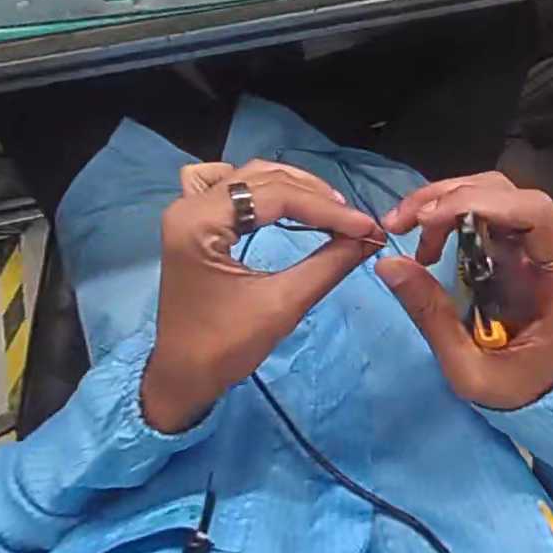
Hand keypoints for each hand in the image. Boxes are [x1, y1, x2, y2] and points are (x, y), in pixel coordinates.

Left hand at [145, 160, 386, 432]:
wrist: (182, 375)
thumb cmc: (224, 347)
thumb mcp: (281, 305)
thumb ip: (328, 264)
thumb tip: (369, 237)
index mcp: (198, 222)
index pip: (274, 196)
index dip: (325, 209)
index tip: (366, 226)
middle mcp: (188, 205)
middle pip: (261, 179)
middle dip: (311, 195)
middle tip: (352, 221)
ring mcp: (187, 210)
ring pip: (247, 177)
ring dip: (289, 187)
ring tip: (328, 209)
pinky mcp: (193, 221)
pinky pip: (227, 186)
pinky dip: (257, 188)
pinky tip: (277, 201)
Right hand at [376, 172, 552, 410]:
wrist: (540, 400)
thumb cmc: (514, 390)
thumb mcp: (467, 369)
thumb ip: (432, 316)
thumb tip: (389, 264)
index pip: (536, 215)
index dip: (482, 202)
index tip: (429, 219)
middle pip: (509, 194)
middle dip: (449, 198)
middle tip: (402, 223)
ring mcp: (536, 247)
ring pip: (494, 192)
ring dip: (443, 200)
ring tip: (406, 227)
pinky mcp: (515, 246)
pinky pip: (484, 208)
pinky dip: (447, 210)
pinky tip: (424, 234)